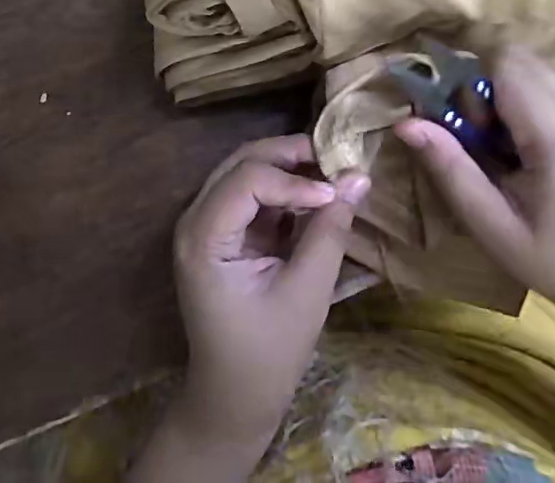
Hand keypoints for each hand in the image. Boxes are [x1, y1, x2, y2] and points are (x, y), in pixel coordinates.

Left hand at [171, 135, 369, 442]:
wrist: (233, 399)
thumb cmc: (267, 354)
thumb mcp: (306, 293)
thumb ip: (329, 231)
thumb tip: (359, 177)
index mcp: (203, 237)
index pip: (247, 179)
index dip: (294, 180)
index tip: (335, 193)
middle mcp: (196, 219)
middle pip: (243, 161)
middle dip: (291, 155)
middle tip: (337, 162)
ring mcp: (207, 222)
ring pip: (248, 169)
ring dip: (290, 167)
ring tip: (331, 175)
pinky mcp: (225, 230)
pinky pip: (254, 191)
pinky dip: (286, 187)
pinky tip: (315, 195)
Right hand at [394, 47, 554, 319]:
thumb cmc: (553, 261)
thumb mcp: (491, 225)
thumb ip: (449, 168)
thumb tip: (405, 123)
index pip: (505, 64)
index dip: (472, 85)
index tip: (465, 127)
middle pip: (517, 58)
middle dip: (484, 83)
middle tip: (478, 134)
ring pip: (532, 67)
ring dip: (503, 89)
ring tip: (499, 141)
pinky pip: (547, 84)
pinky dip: (522, 98)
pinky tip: (520, 144)